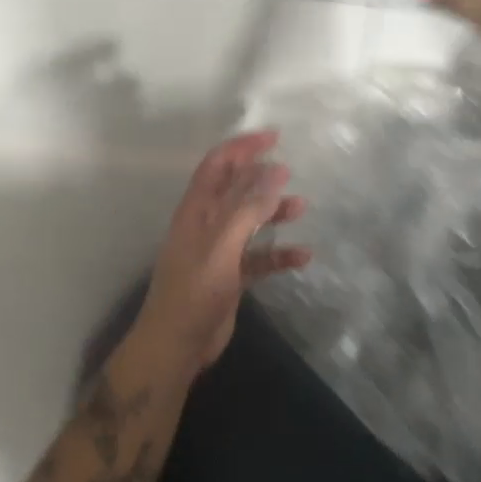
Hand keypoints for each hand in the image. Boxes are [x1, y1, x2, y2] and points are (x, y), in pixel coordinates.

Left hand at [124, 130, 309, 381]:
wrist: (177, 345)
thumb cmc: (194, 292)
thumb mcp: (221, 246)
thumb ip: (248, 209)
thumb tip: (276, 171)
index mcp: (195, 211)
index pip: (217, 166)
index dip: (242, 148)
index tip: (275, 137)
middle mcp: (205, 226)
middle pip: (234, 190)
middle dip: (260, 175)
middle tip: (290, 166)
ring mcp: (218, 252)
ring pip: (249, 223)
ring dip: (273, 212)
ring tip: (302, 206)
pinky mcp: (230, 278)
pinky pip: (259, 258)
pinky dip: (279, 254)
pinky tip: (303, 256)